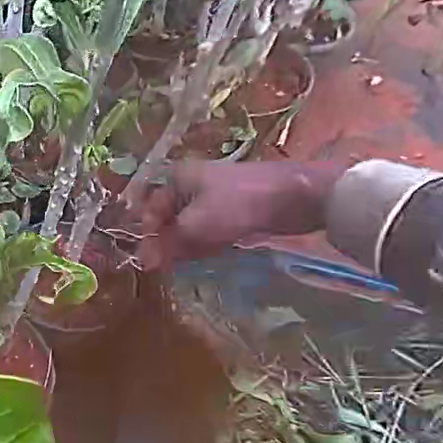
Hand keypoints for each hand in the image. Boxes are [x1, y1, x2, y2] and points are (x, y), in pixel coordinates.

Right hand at [136, 160, 346, 268]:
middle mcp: (192, 185)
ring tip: (191, 258)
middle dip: (166, 242)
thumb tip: (144, 262)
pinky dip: (204, 243)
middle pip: (168, 218)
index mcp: (178, 178)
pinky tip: (211, 252)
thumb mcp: (196, 224)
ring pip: (187, 227)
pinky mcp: (233, 211)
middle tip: (168, 265)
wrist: (298, 196)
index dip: (147, 234)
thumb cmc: (240, 203)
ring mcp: (214, 198)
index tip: (149, 260)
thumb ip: (167, 245)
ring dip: (185, 245)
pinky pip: (208, 231)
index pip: (150, 208)